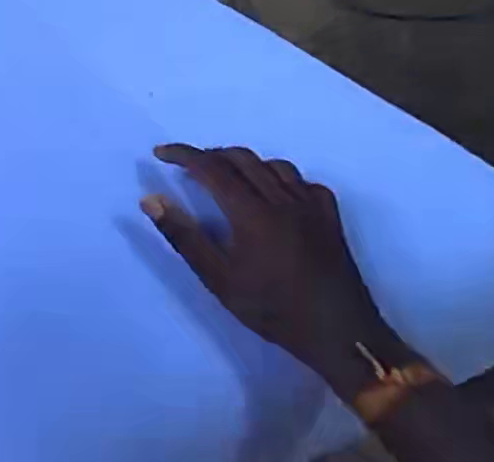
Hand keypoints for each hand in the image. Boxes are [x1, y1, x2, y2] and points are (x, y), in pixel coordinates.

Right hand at [140, 145, 414, 391]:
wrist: (342, 339)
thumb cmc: (274, 311)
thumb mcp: (219, 280)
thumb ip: (184, 236)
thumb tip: (150, 199)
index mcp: (251, 211)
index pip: (210, 166)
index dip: (182, 154)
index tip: (161, 154)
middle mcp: (281, 198)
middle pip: (240, 158)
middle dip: (209, 155)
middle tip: (189, 169)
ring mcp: (310, 206)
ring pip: (272, 164)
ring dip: (244, 163)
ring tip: (229, 179)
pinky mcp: (330, 217)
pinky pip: (303, 181)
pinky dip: (281, 179)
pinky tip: (275, 195)